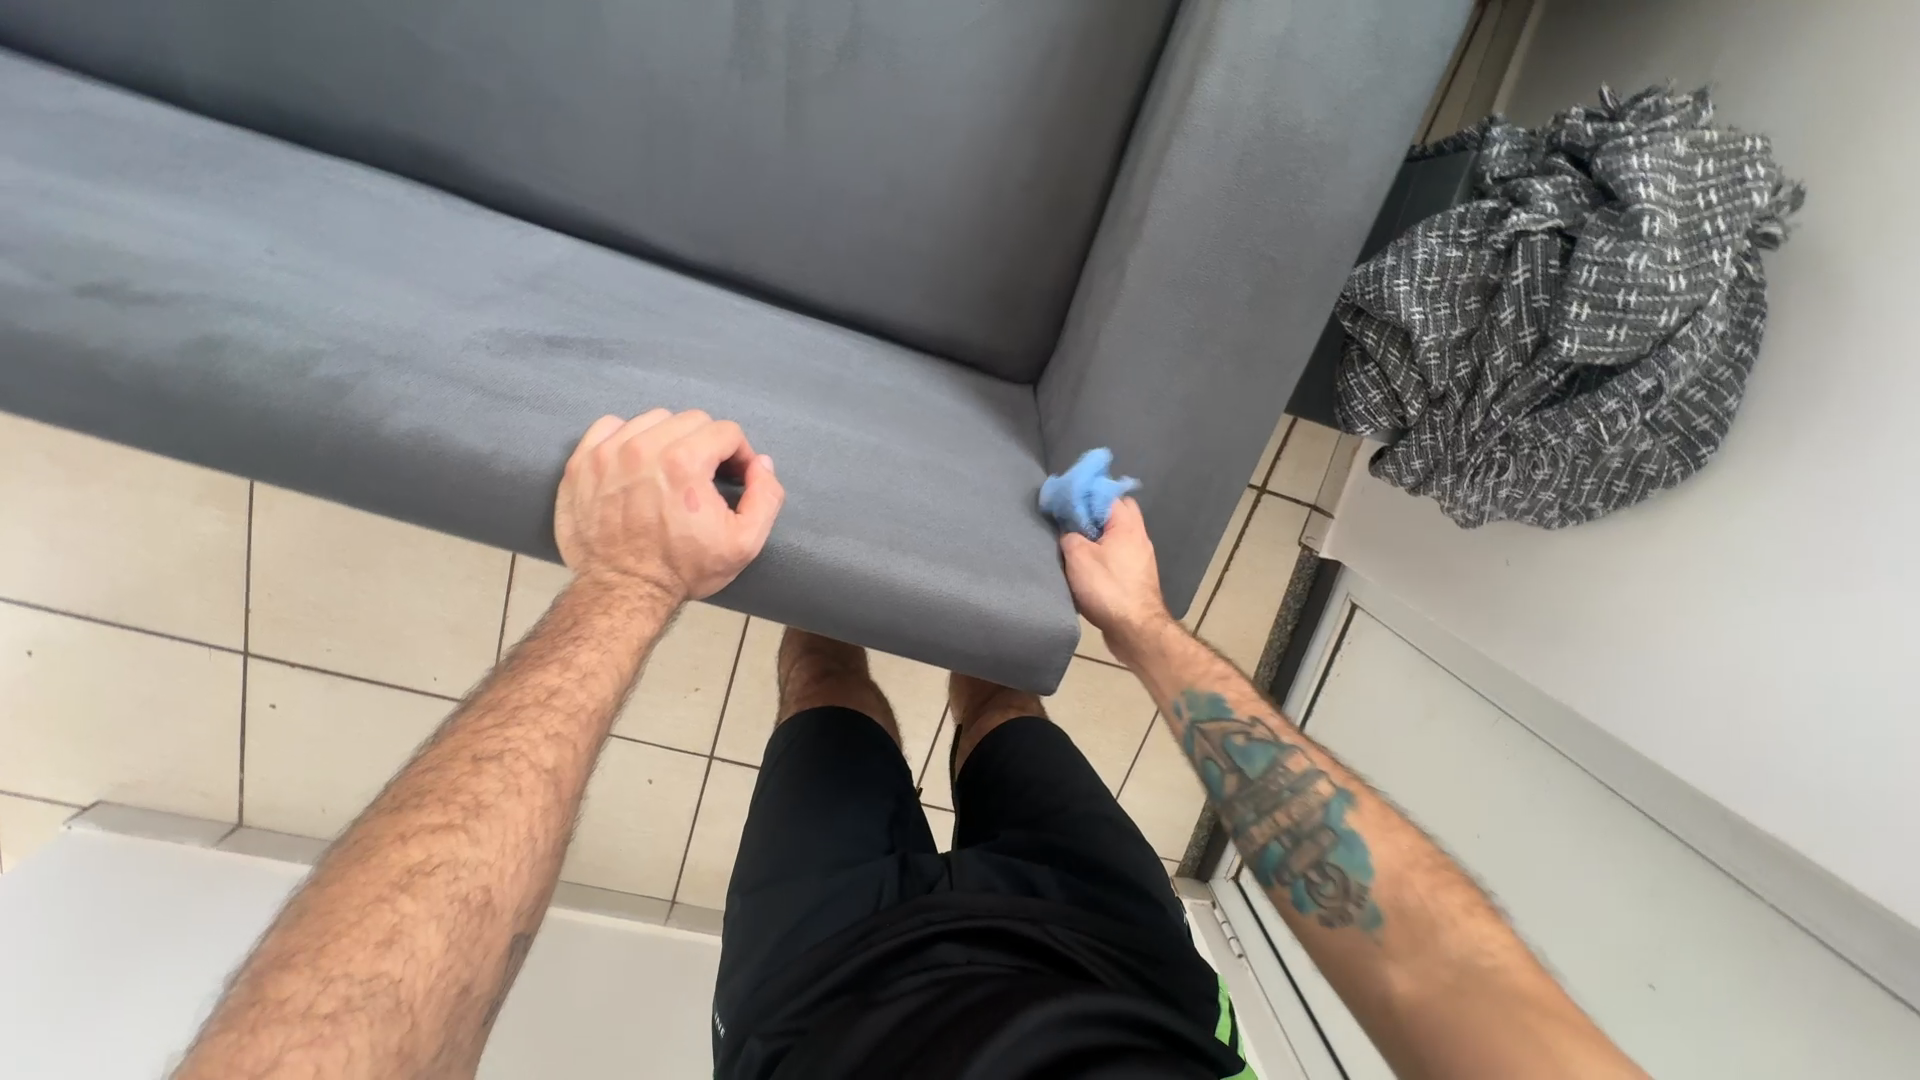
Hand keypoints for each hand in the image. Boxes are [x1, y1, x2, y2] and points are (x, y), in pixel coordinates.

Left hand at [555, 409, 784, 603]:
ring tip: (672, 471)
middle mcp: (643, 447)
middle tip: (707, 476)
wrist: (624, 592)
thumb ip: (766, 496)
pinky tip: (638, 463)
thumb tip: (761, 464)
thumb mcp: (744, 543)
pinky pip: (611, 426)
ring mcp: (607, 452)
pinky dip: (629, 437)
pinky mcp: (582, 463)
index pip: (726, 431)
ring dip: (671, 438)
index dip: (740, 454)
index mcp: (684, 463)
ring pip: (653, 420)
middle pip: (691, 420)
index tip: (736, 476)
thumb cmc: (684, 569)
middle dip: (708, 444)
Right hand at [1059, 498, 1173, 664]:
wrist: (1135, 629)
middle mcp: (1139, 538)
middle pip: (1117, 514)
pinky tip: (1087, 569)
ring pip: (1117, 538)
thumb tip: (1069, 534)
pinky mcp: (1138, 578)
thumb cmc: (1107, 588)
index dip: (1087, 495)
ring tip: (1074, 546)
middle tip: (1071, 523)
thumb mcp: (1077, 557)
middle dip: (1094, 516)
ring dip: (1098, 539)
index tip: (1067, 501)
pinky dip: (1104, 557)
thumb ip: (1069, 537)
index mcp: (1127, 525)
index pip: (1109, 495)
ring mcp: (1141, 559)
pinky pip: (1118, 558)